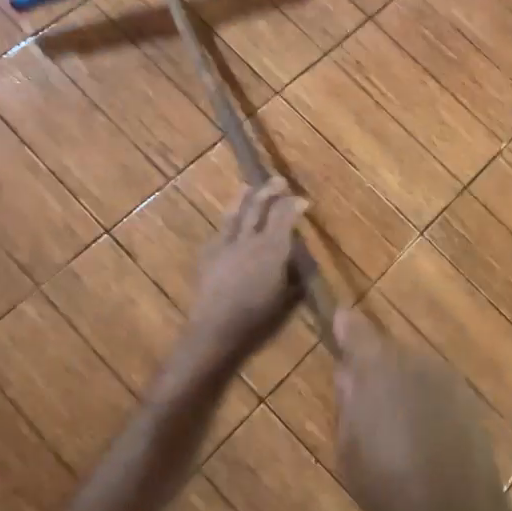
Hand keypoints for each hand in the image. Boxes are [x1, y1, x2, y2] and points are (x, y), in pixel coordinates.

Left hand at [184, 178, 308, 372]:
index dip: (295, 204)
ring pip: (236, 213)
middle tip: (279, 181)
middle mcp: (249, 239)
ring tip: (248, 187)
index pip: (285, 215)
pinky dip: (228, 222)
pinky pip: (220, 231)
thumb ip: (296, 277)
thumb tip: (302, 264)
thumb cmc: (257, 318)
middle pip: (259, 206)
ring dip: (244, 198)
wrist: (215, 329)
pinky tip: (229, 222)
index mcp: (272, 247)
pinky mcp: (208, 254)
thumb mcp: (287, 298)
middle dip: (270, 191)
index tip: (303, 201)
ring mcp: (226, 244)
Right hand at [331, 309, 511, 510]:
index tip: (337, 329)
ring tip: (395, 426)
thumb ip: (347, 400)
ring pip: (411, 366)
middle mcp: (412, 358)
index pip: (354, 325)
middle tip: (363, 403)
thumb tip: (348, 371)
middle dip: (373, 366)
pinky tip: (424, 434)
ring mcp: (444, 374)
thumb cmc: (389, 487)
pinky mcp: (467, 394)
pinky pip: (434, 385)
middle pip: (385, 348)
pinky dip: (425, 398)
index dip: (344, 326)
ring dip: (401, 383)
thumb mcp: (349, 448)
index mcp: (376, 367)